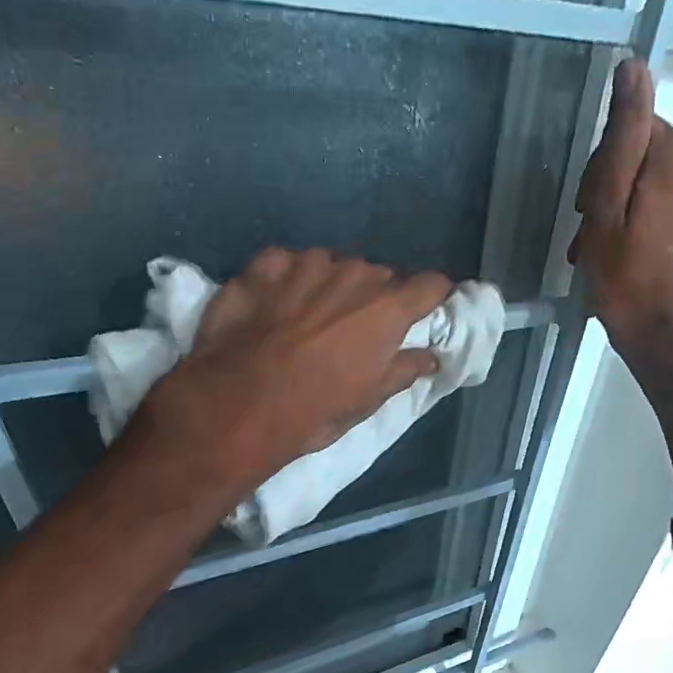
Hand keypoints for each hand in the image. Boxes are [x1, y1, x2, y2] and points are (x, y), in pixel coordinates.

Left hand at [133, 248, 451, 492]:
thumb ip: (403, 369)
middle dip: (375, 298)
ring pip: (333, 267)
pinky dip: (289, 282)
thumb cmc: (314, 409)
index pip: (430, 285)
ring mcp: (307, 263)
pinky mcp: (266, 262)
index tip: (429, 309)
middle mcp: (354, 274)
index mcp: (387, 308)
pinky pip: (290, 265)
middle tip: (358, 331)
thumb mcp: (368, 400)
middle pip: (379, 277)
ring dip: (330, 287)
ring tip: (309, 320)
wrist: (237, 403)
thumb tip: (430, 357)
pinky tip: (274, 310)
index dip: (434, 296)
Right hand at [570, 58, 672, 389]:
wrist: (660, 331)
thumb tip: (632, 70)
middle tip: (589, 238)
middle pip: (635, 150)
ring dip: (616, 206)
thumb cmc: (624, 279)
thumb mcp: (607, 208)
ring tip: (598, 249)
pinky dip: (636, 213)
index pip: (625, 132)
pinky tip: (620, 247)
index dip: (598, 172)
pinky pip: (661, 189)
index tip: (587, 214)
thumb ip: (622, 138)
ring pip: (643, 173)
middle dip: (606, 189)